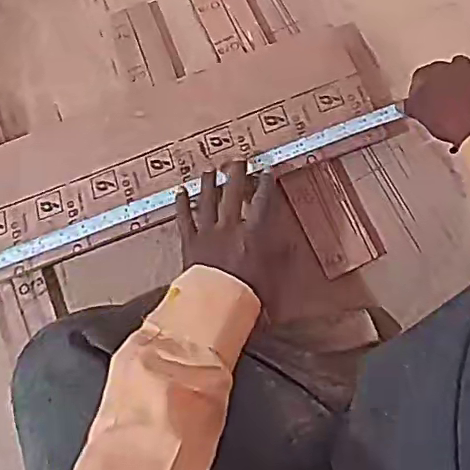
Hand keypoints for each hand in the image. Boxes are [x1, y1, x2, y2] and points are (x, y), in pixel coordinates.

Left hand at [175, 160, 281, 297]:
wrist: (214, 308)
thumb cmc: (247, 297)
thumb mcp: (271, 278)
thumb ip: (279, 257)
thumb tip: (289, 243)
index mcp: (251, 235)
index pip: (260, 203)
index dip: (264, 185)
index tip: (266, 171)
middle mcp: (228, 228)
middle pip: (232, 194)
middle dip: (236, 175)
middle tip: (237, 161)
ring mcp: (206, 233)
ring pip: (207, 201)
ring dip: (208, 184)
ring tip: (209, 170)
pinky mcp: (189, 242)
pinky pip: (184, 218)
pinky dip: (181, 204)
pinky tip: (180, 191)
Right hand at [405, 56, 469, 150]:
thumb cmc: (448, 121)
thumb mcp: (418, 114)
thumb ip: (413, 103)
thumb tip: (411, 103)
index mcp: (434, 71)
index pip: (425, 73)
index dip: (425, 87)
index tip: (427, 97)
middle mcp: (459, 66)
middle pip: (453, 68)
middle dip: (451, 81)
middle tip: (449, 99)